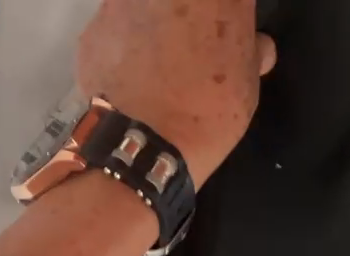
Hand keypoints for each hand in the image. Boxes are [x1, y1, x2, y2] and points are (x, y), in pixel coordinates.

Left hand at [75, 0, 277, 186]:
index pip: (225, 2)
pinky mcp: (91, 32)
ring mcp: (122, 3)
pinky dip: (117, 51)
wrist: (147, 147)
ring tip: (152, 65)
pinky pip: (109, 34)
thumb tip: (258, 47)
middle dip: (181, 17)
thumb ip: (251, 52)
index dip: (221, 17)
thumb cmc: (209, 114)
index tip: (221, 33)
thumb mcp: (246, 86)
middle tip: (186, 46)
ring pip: (138, 8)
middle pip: (176, 3)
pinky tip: (126, 81)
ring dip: (146, 24)